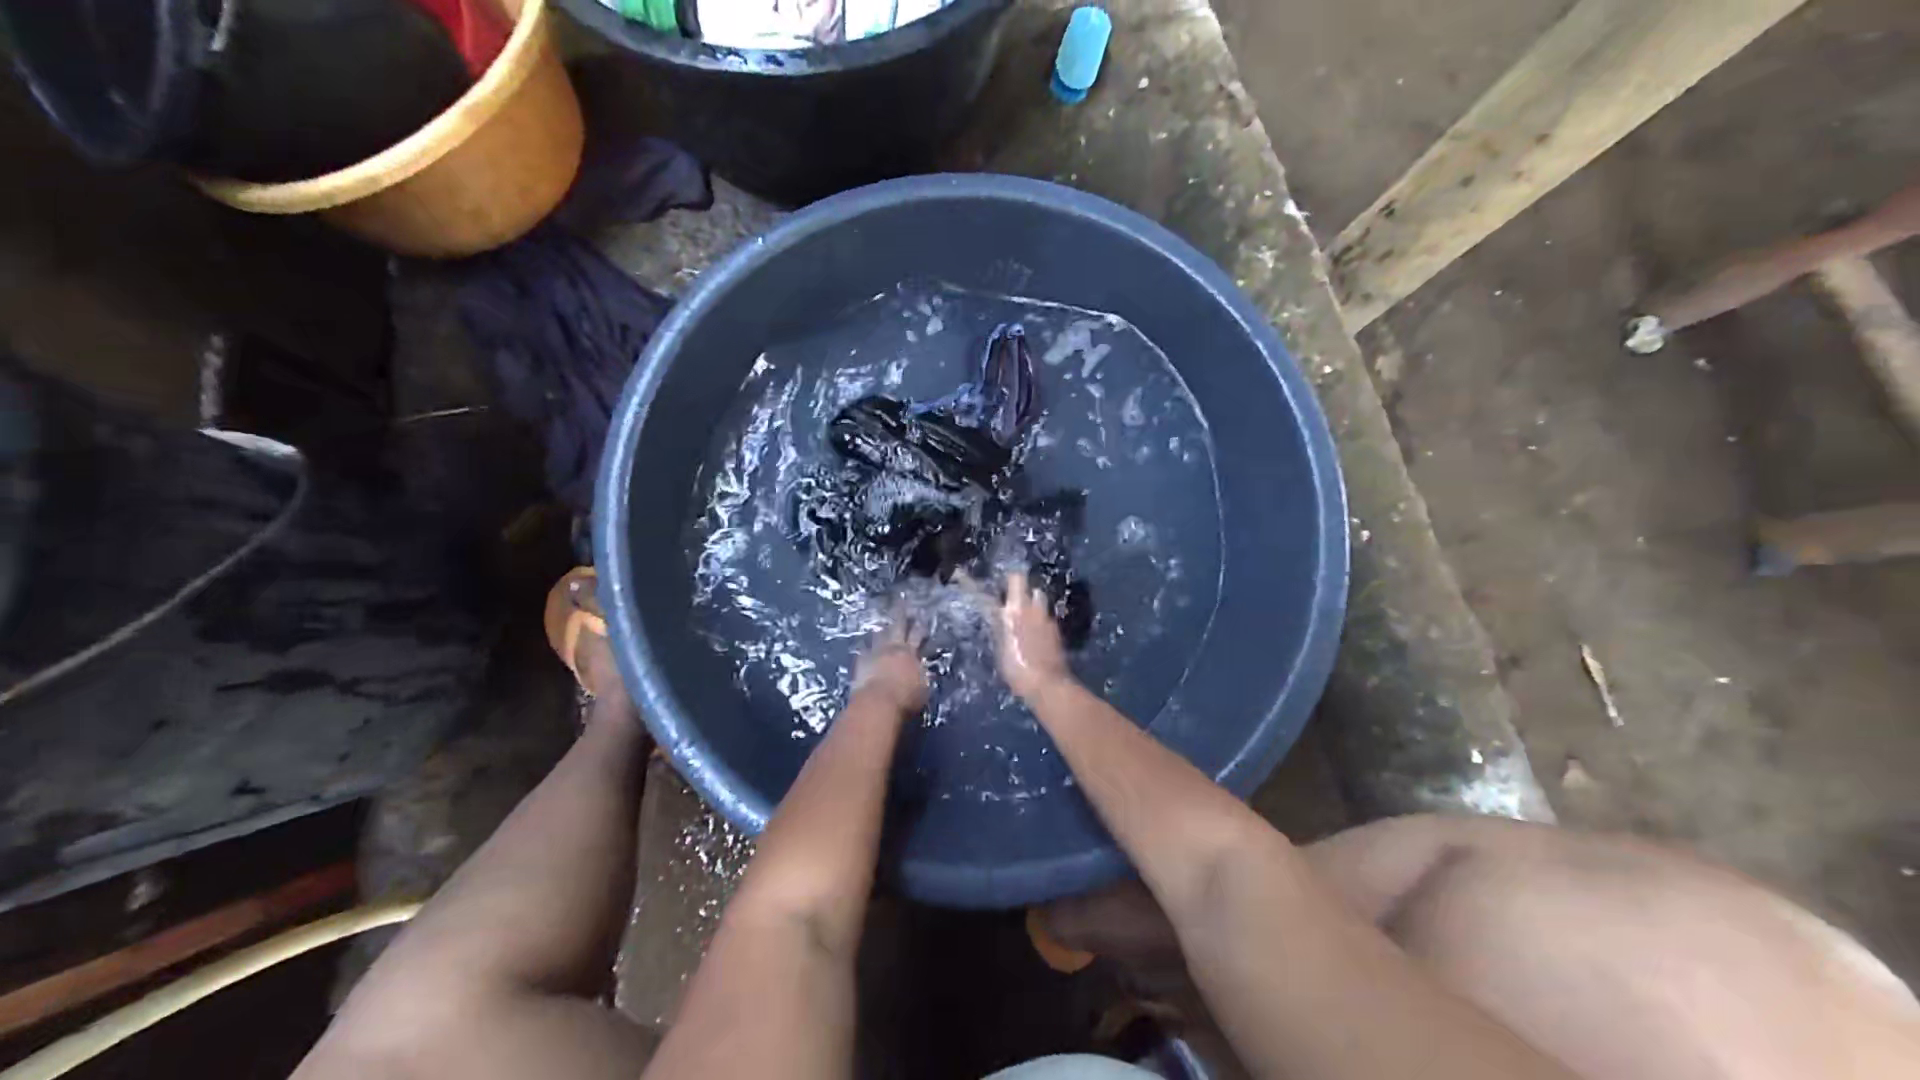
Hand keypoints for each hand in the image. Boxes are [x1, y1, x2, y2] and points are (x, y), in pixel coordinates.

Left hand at [851, 616, 928, 715]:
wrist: (877, 702)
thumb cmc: (905, 698)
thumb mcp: (923, 688)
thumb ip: (923, 676)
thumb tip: (924, 670)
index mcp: (910, 653)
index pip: (917, 634)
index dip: (920, 624)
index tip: (921, 613)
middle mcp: (893, 648)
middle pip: (898, 626)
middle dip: (901, 613)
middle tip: (901, 600)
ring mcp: (875, 653)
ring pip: (879, 635)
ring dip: (882, 628)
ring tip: (882, 620)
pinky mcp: (861, 662)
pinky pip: (863, 649)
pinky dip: (864, 645)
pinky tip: (862, 642)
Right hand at [991, 571, 1073, 701]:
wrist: (1048, 684)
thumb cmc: (1017, 669)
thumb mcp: (1000, 649)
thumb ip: (999, 628)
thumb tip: (998, 617)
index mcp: (1012, 611)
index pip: (1000, 585)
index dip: (985, 579)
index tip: (972, 575)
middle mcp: (1030, 608)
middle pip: (1022, 580)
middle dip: (1015, 584)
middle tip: (1008, 595)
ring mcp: (1045, 616)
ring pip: (1037, 596)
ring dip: (1030, 600)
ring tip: (1023, 613)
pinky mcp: (1056, 628)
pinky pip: (1045, 615)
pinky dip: (1039, 618)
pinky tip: (1034, 631)